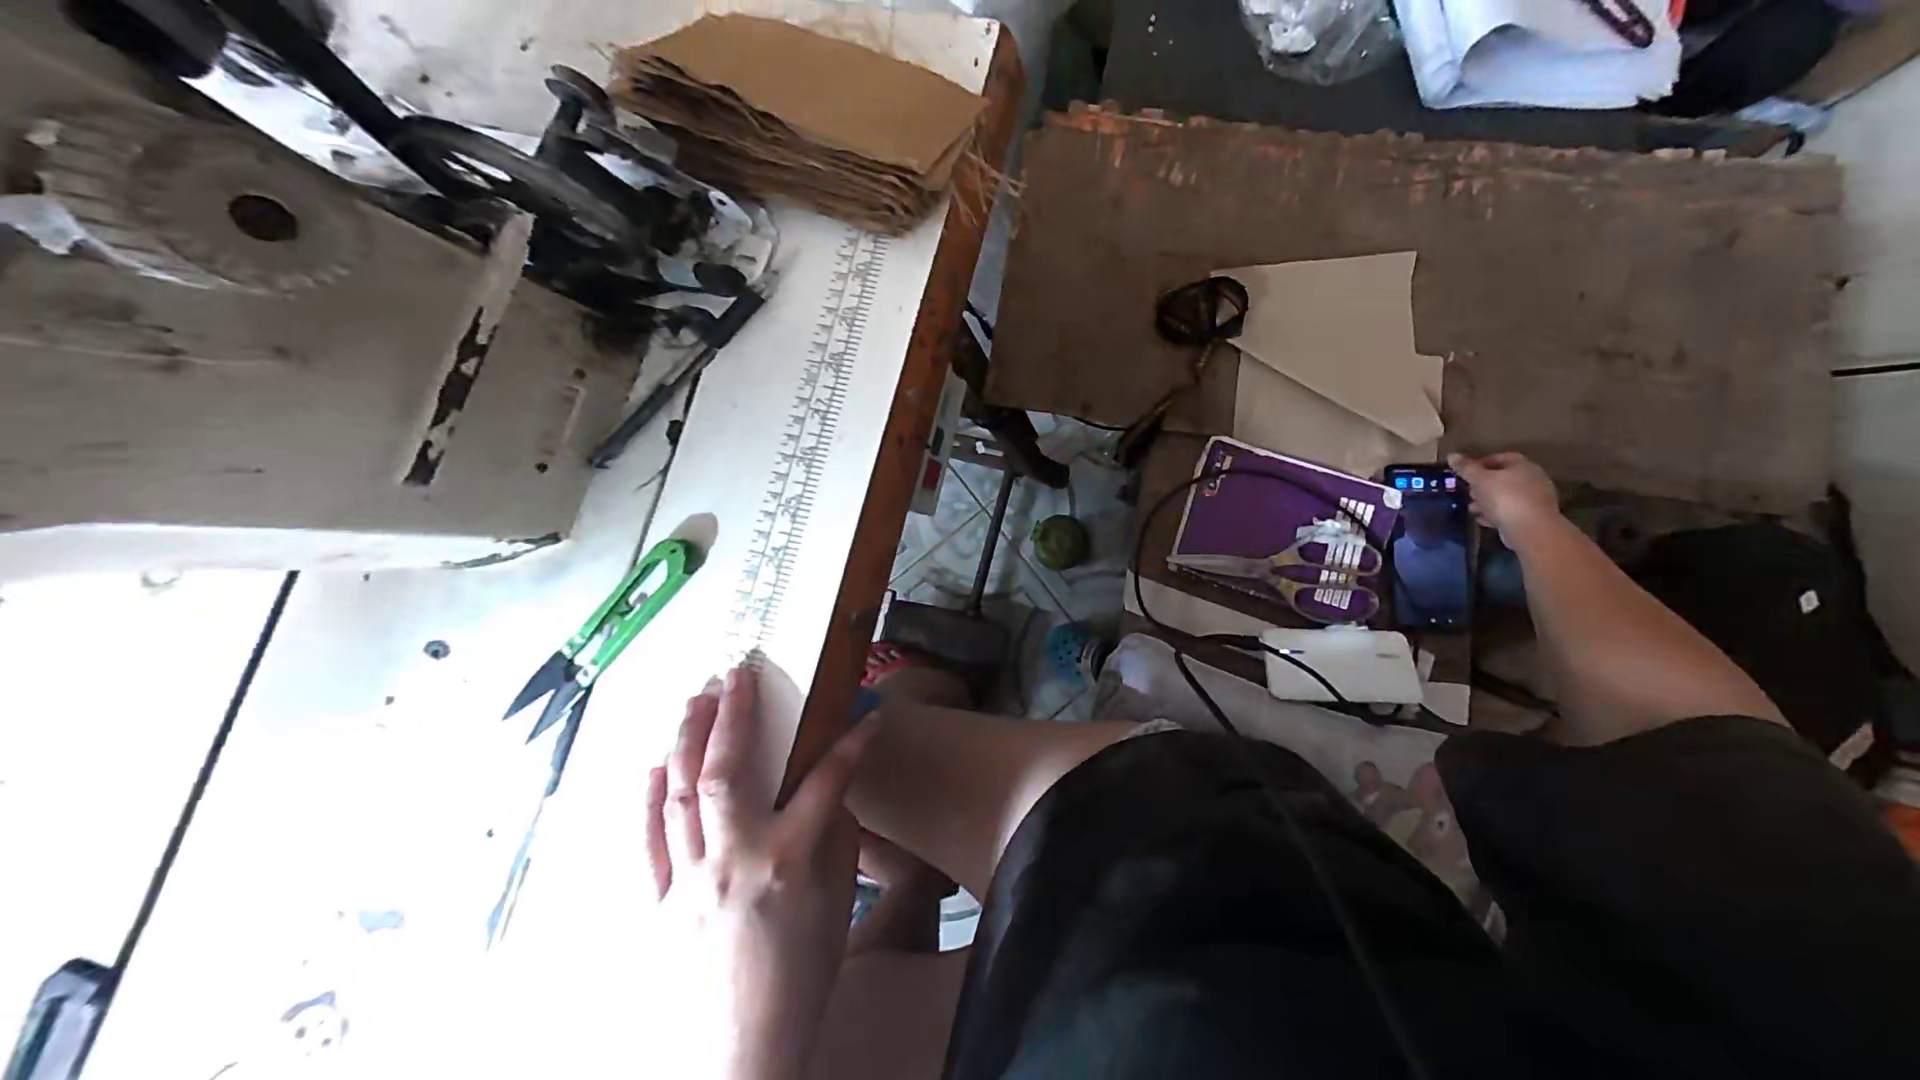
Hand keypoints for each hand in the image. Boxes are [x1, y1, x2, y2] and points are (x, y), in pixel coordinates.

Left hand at [646, 666, 880, 1079]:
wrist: (742, 1051)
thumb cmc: (802, 977)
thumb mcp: (839, 906)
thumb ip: (835, 841)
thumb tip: (827, 794)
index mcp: (788, 862)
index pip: (825, 782)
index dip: (851, 745)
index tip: (868, 721)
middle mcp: (734, 859)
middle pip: (726, 772)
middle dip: (733, 715)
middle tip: (737, 673)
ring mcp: (690, 878)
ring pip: (681, 795)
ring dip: (688, 740)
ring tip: (697, 699)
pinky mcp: (662, 899)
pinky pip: (650, 840)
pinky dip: (650, 798)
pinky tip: (654, 766)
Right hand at [1448, 452, 1561, 547]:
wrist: (1529, 528)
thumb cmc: (1504, 497)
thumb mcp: (1480, 480)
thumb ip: (1466, 468)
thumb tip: (1452, 455)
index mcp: (1523, 466)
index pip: (1502, 457)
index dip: (1482, 463)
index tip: (1465, 472)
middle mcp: (1533, 479)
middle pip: (1503, 478)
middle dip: (1482, 484)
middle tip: (1467, 492)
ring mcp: (1534, 499)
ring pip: (1504, 496)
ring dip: (1486, 501)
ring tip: (1471, 508)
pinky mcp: (1531, 516)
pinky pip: (1508, 511)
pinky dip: (1494, 513)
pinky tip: (1481, 519)